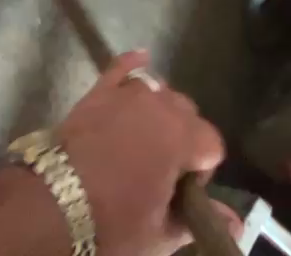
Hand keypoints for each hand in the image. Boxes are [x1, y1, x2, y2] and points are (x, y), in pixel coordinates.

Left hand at [53, 51, 236, 255]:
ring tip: (145, 141)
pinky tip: (142, 57)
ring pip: (159, 92)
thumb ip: (198, 220)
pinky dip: (133, 64)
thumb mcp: (160, 233)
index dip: (202, 171)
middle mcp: (160, 105)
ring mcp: (127, 93)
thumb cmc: (113, 220)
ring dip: (160, 111)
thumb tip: (236, 223)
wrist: (54, 202)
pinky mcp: (99, 90)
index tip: (181, 192)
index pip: (212, 144)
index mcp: (181, 138)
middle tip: (163, 173)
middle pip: (188, 114)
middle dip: (183, 139)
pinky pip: (122, 67)